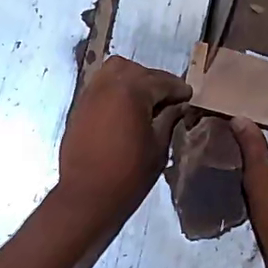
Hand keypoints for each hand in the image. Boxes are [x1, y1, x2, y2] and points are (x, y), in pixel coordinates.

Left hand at [57, 56, 192, 221]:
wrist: (87, 196)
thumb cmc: (129, 174)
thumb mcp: (159, 146)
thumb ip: (169, 119)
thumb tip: (177, 106)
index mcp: (132, 90)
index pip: (161, 81)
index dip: (178, 89)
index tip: (188, 96)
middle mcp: (108, 84)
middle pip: (137, 70)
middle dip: (155, 81)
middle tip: (168, 99)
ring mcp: (90, 94)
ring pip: (114, 72)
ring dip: (132, 80)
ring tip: (145, 101)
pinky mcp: (79, 107)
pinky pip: (100, 86)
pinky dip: (115, 90)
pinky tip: (125, 109)